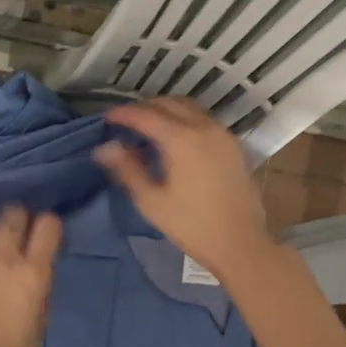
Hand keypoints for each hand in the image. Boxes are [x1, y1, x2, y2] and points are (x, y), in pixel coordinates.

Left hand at [0, 206, 64, 346]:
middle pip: (14, 214)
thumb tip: (37, 260)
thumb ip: (41, 283)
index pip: (48, 224)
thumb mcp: (41, 318)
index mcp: (33, 273)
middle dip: (21, 221)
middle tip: (17, 237)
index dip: (49, 227)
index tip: (45, 238)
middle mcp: (2, 257)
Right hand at [95, 98, 280, 278]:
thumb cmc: (192, 226)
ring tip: (149, 128)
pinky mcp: (233, 145)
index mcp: (182, 139)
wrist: (240, 243)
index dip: (123, 114)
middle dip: (145, 108)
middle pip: (169, 103)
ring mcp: (223, 134)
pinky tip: (176, 140)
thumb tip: (104, 148)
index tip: (107, 119)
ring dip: (167, 111)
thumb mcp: (152, 201)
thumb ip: (127, 169)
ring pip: (190, 108)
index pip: (146, 115)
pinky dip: (185, 120)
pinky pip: (205, 120)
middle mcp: (204, 127)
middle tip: (126, 123)